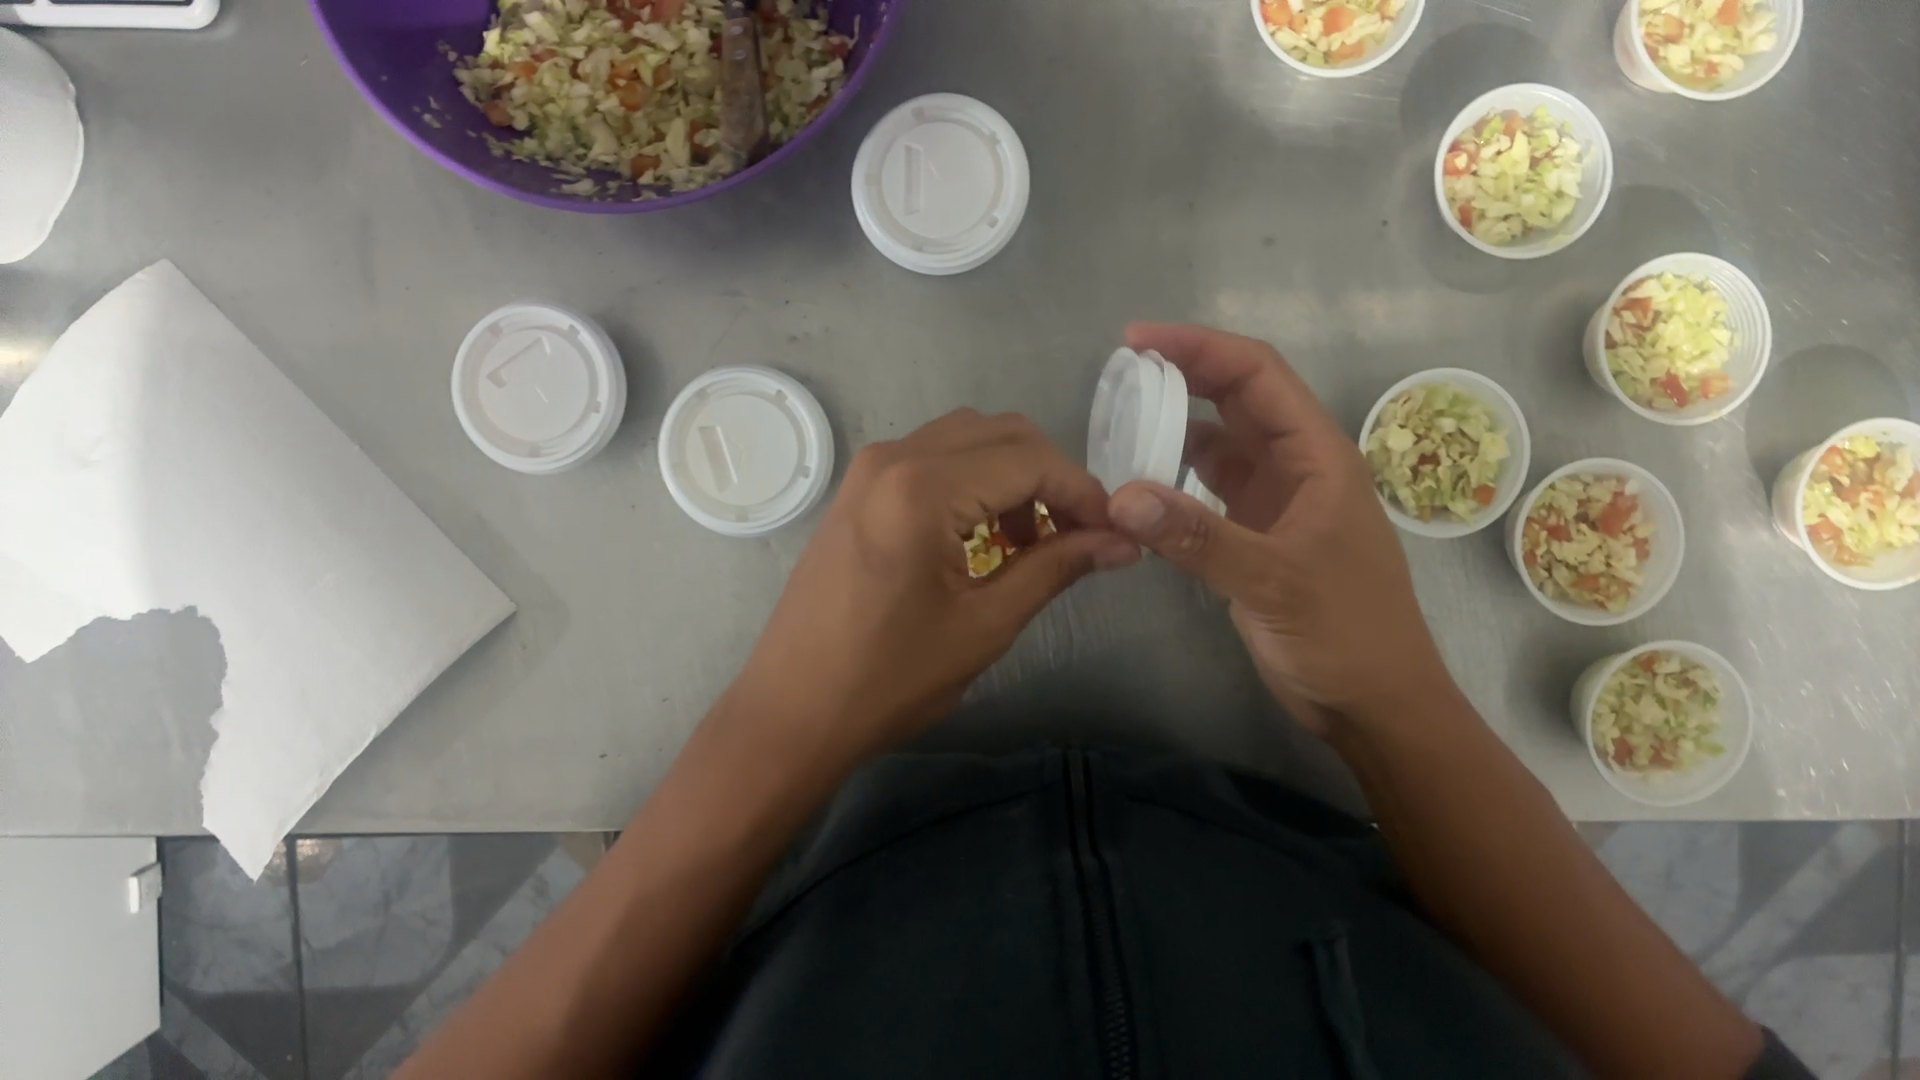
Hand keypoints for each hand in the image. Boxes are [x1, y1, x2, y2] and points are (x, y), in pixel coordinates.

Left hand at [735, 408, 1139, 764]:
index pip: (1030, 460)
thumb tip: (1121, 542)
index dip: (1083, 492)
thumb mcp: (984, 625)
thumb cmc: (889, 678)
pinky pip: (932, 460)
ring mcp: (869, 470)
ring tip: (1033, 541)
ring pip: (967, 440)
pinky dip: (973, 483)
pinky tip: (984, 538)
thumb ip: (1055, 568)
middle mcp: (893, 457)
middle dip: (1051, 478)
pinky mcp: (858, 490)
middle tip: (1078, 535)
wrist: (793, 710)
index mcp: (923, 487)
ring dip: (1012, 477)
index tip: (1114, 533)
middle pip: (1001, 434)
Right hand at [1105, 323, 1451, 731]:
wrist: (1374, 705)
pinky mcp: (1256, 540)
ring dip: (1173, 433)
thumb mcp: (1273, 583)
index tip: (1137, 341)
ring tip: (1119, 428)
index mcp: (1317, 458)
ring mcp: (1276, 505)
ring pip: (1219, 448)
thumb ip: (1198, 537)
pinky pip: (1207, 494)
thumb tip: (1120, 496)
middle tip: (1119, 374)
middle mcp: (1296, 469)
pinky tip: (1139, 492)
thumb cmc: (1345, 635)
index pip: (1257, 376)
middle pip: (1236, 402)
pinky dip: (1172, 486)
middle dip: (1181, 378)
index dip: (1199, 347)